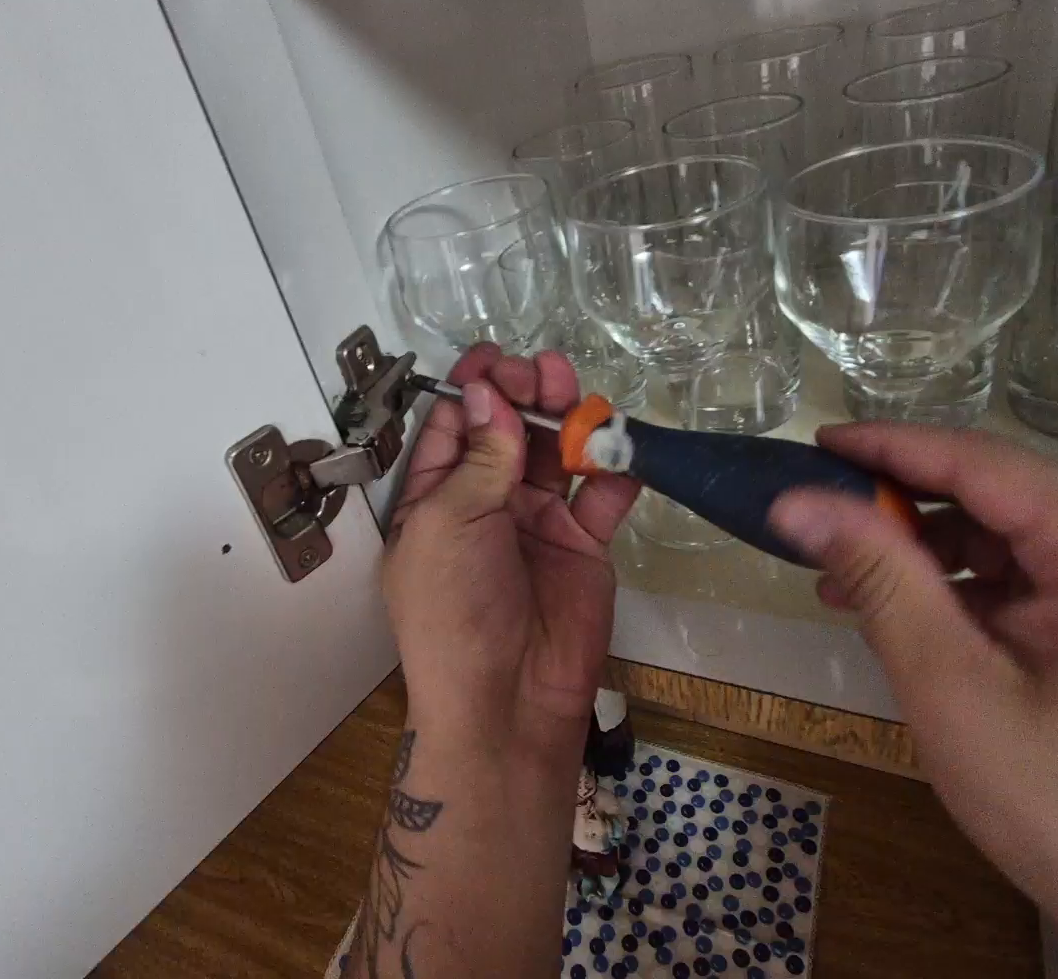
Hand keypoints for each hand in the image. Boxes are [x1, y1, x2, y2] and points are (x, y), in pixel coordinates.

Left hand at [384, 343, 640, 753]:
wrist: (507, 698)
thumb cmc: (455, 608)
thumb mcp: (450, 523)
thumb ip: (478, 457)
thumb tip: (485, 393)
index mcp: (437, 496)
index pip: (453, 426)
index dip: (473, 388)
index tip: (495, 358)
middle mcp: (486, 500)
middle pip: (509, 429)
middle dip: (526, 395)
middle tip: (544, 376)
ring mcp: (537, 520)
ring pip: (556, 452)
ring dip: (569, 420)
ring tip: (579, 397)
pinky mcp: (584, 543)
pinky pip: (602, 496)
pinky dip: (615, 471)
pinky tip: (620, 454)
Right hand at [768, 424, 1057, 978]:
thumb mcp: (951, 687)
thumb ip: (877, 576)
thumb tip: (795, 502)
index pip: (990, 467)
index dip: (892, 447)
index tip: (817, 442)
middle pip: (1010, 503)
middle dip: (908, 513)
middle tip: (823, 525)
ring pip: (1026, 542)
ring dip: (936, 556)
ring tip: (850, 584)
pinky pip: (1053, 581)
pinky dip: (979, 591)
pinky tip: (918, 616)